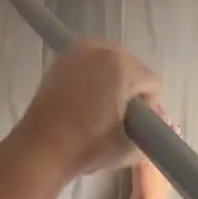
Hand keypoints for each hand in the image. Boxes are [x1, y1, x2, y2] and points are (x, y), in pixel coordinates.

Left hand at [9, 41, 161, 179]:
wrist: (41, 148)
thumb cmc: (88, 145)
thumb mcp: (130, 147)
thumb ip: (153, 133)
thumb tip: (156, 123)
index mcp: (122, 65)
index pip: (151, 83)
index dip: (151, 107)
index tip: (139, 127)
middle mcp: (100, 50)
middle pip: (130, 68)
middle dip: (131, 90)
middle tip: (122, 117)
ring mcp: (76, 53)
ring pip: (108, 65)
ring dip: (112, 83)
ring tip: (103, 111)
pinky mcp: (59, 62)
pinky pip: (87, 67)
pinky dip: (92, 80)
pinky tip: (85, 103)